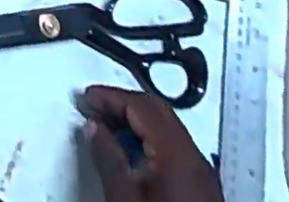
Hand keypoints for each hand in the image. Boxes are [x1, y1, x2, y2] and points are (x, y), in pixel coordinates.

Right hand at [77, 86, 221, 201]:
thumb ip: (108, 158)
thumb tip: (95, 127)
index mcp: (177, 156)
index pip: (141, 106)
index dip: (109, 97)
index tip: (85, 99)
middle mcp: (195, 161)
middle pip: (157, 112)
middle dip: (122, 103)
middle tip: (92, 108)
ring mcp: (203, 178)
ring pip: (167, 129)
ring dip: (135, 120)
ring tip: (105, 128)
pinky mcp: (203, 193)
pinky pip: (174, 149)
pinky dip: (148, 139)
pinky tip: (130, 154)